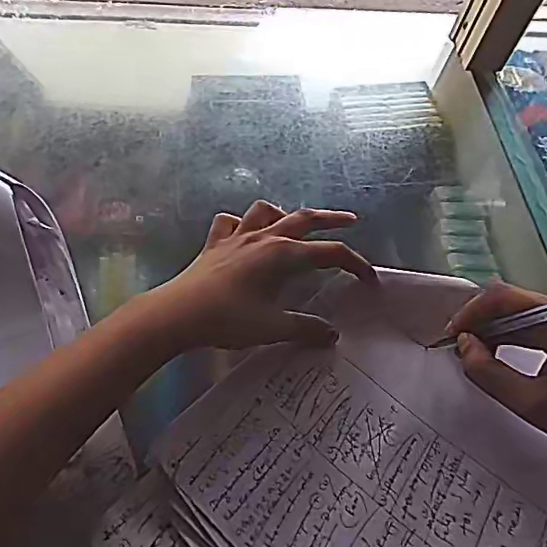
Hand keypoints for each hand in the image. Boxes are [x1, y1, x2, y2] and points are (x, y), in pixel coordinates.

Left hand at [123, 201, 376, 354]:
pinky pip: (230, 222)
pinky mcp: (215, 244)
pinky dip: (241, 224)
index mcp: (283, 255)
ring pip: (266, 211)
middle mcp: (264, 238)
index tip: (368, 276)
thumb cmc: (228, 319)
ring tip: (290, 224)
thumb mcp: (272, 328)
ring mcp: (237, 237)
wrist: (178, 314)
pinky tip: (244, 234)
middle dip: (330, 218)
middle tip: (349, 219)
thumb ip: (305, 329)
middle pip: (304, 218)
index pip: (329, 253)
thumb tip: (331, 335)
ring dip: (283, 213)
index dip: (354, 262)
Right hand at [449, 282, 546, 513]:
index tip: (451, 336)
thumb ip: (489, 372)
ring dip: (505, 329)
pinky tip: (512, 354)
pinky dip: (527, 335)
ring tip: (481, 354)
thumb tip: (463, 345)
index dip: (472, 313)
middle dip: (486, 322)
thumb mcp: (534, 406)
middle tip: (461, 348)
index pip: (507, 299)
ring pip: (534, 311)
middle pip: (520, 301)